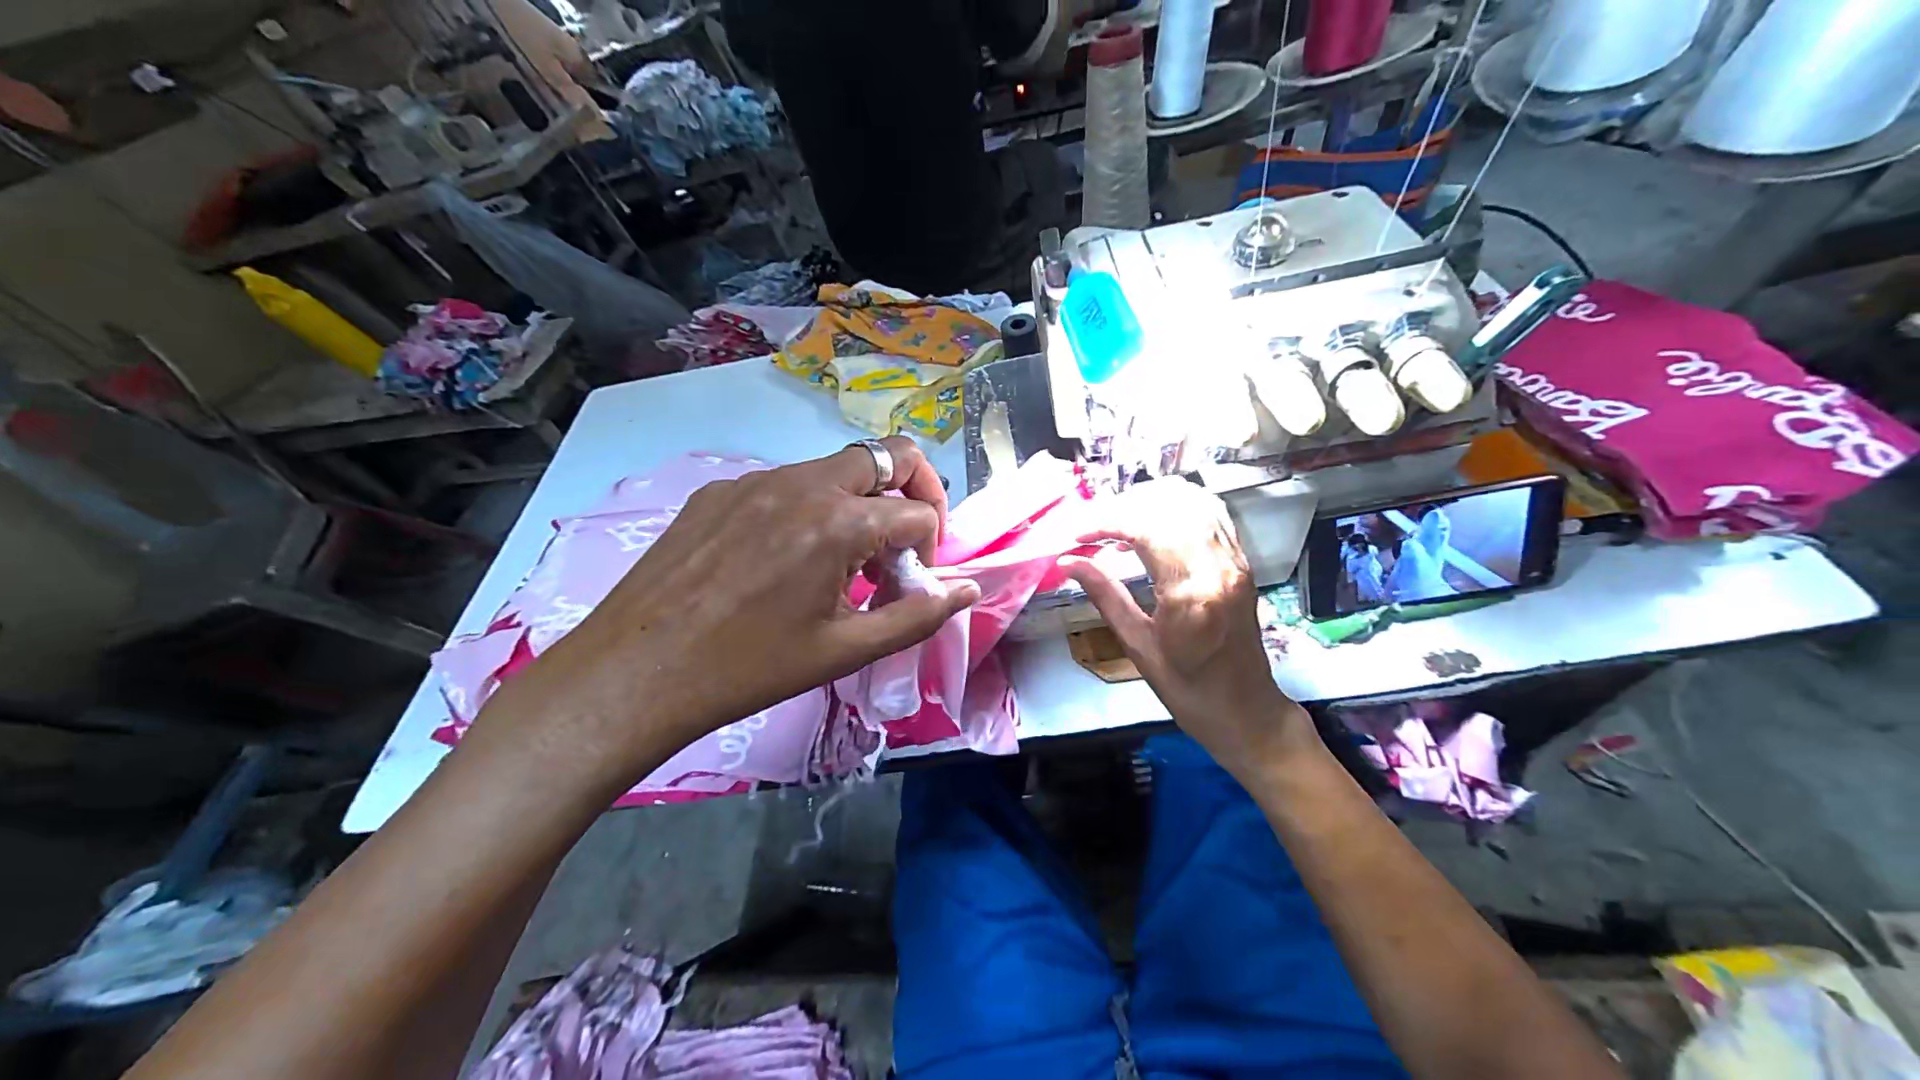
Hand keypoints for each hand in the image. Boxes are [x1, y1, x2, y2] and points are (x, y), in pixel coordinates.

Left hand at [473, 437, 978, 787]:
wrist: (637, 672)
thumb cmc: (749, 668)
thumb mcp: (843, 651)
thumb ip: (917, 616)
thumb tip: (967, 590)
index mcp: (839, 523)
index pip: (919, 512)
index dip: (932, 547)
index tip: (914, 584)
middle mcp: (801, 484)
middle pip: (886, 456)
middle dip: (910, 493)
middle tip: (899, 546)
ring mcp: (755, 481)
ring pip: (834, 470)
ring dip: (859, 504)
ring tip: (837, 565)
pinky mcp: (719, 492)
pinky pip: (784, 485)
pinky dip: (808, 510)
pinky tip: (779, 563)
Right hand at [1066, 478, 1313, 775]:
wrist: (1246, 711)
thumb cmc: (1188, 690)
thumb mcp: (1138, 646)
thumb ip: (1105, 595)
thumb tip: (1067, 562)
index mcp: (1191, 594)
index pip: (1146, 531)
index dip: (1106, 523)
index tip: (1078, 535)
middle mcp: (1219, 568)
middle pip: (1168, 509)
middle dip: (1124, 509)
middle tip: (1092, 527)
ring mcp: (1236, 562)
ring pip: (1193, 503)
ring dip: (1151, 502)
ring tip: (1118, 519)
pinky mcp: (1242, 563)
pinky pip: (1213, 515)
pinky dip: (1179, 506)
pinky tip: (1155, 516)